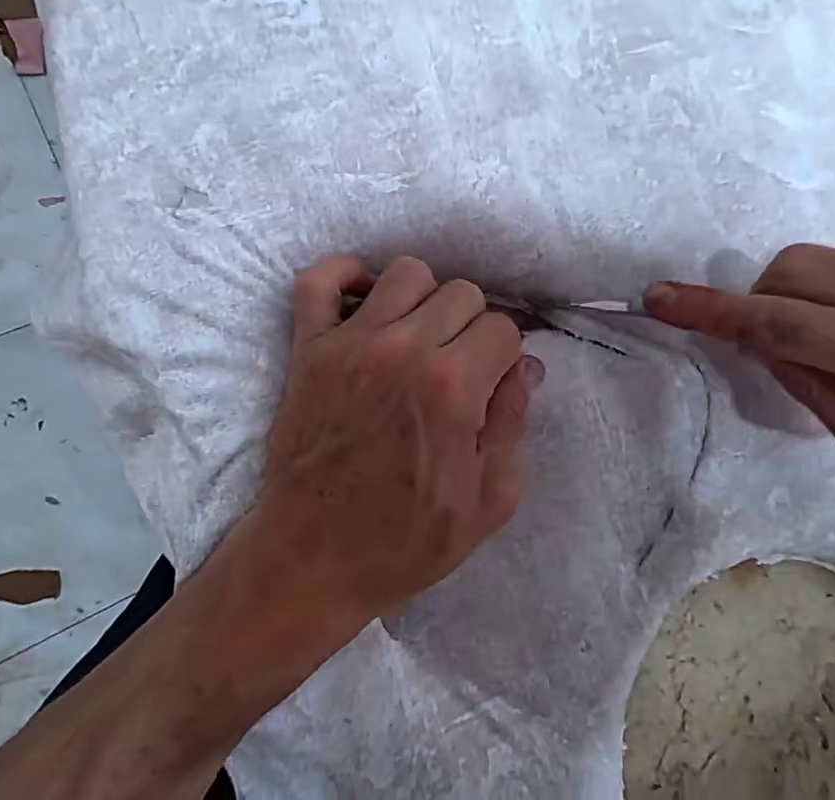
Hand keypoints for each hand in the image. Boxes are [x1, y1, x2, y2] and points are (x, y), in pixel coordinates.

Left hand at [253, 255, 541, 621]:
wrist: (313, 562)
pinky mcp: (308, 350)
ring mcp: (350, 344)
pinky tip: (365, 300)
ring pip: (407, 272)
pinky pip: (319, 280)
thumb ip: (516, 422)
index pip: (503, 326)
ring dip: (425, 298)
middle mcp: (404, 350)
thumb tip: (526, 366)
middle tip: (461, 364)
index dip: (506, 354)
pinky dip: (343, 275)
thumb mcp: (492, 499)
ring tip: (420, 336)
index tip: (493, 381)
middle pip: (463, 292)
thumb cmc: (408, 539)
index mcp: (454, 387)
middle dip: (474, 325)